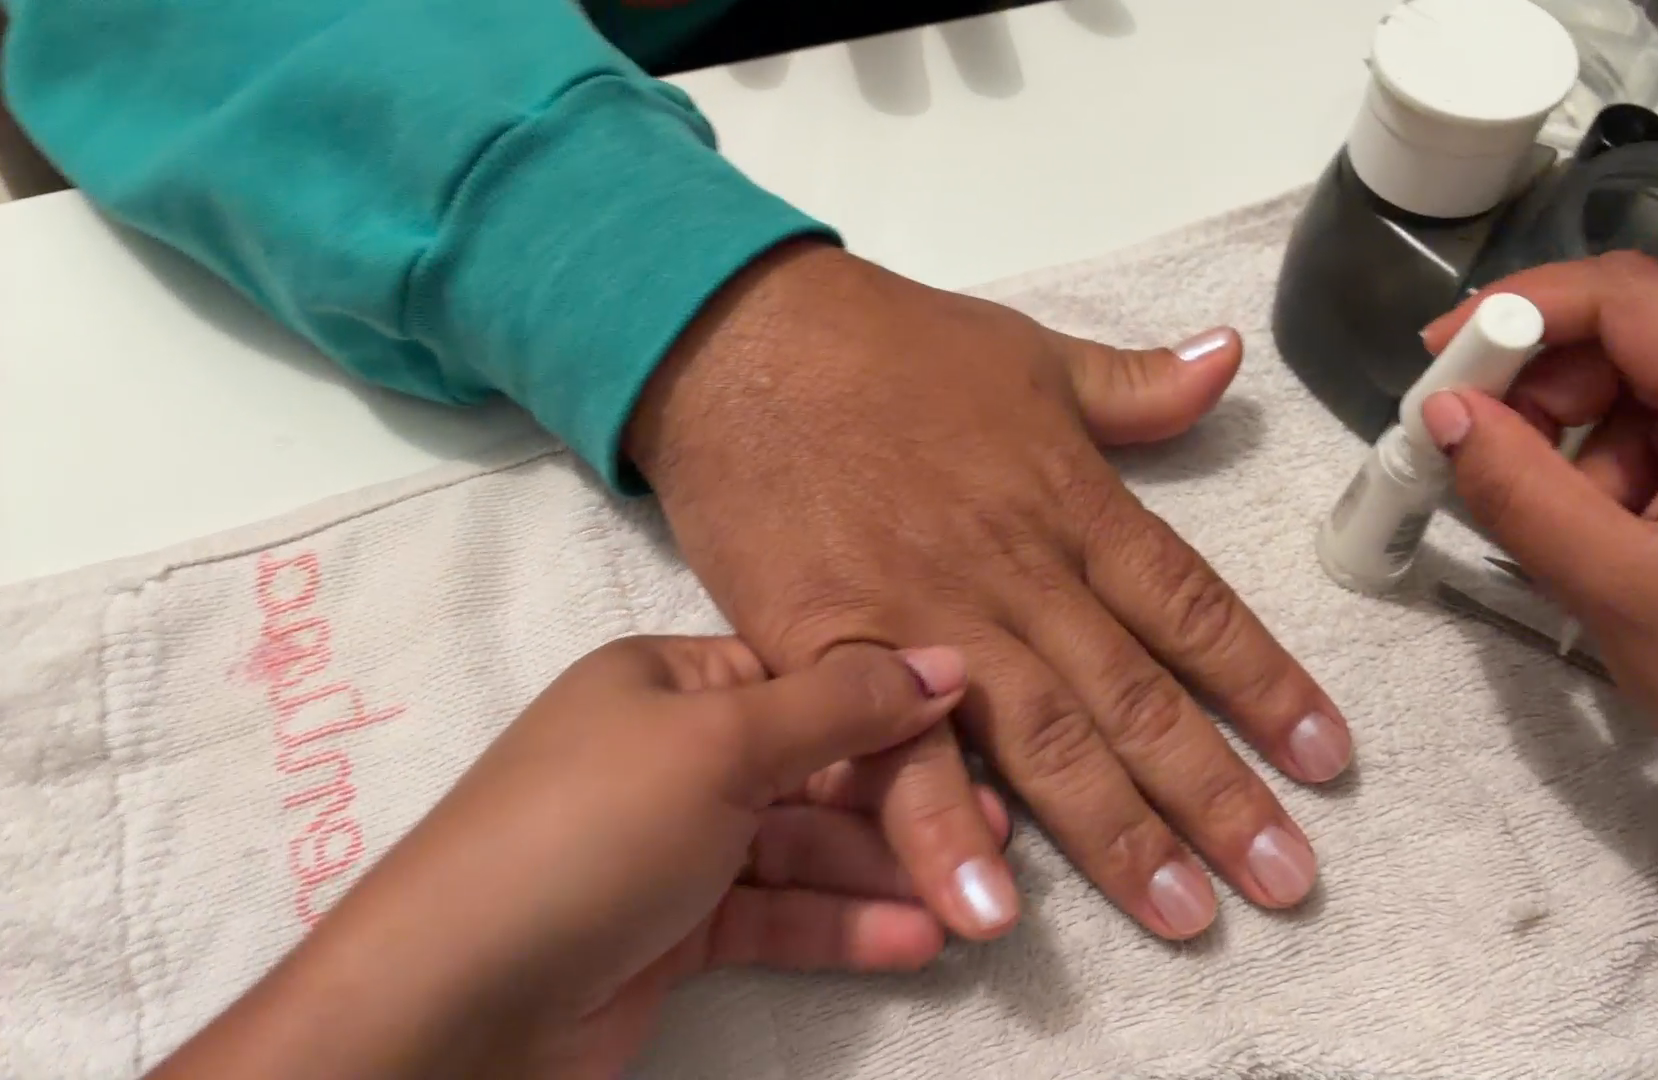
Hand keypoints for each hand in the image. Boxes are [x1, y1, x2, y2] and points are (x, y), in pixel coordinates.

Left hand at [147, 638, 1003, 1079]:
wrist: (440, 1024)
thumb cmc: (593, 834)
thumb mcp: (724, 744)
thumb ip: (843, 703)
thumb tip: (948, 662)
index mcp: (675, 681)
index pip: (811, 683)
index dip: (892, 712)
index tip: (975, 741)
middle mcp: (679, 751)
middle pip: (817, 768)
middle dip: (902, 806)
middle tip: (994, 836)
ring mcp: (680, 842)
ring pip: (806, 846)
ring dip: (885, 874)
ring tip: (974, 902)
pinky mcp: (679, 928)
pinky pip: (779, 911)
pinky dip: (843, 925)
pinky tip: (916, 942)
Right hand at [626, 241, 1348, 941]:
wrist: (748, 346)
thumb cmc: (889, 345)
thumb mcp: (1029, 352)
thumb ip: (1135, 383)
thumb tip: (1228, 361)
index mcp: (1070, 503)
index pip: (1192, 611)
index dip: (1266, 687)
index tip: (1326, 760)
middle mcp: (1017, 575)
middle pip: (1135, 698)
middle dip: (1216, 794)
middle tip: (1286, 882)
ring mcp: (929, 618)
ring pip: (1042, 739)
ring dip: (1115, 835)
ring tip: (1184, 915)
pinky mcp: (836, 648)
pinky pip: (899, 750)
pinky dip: (943, 828)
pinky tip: (986, 909)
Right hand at [1420, 252, 1657, 1073]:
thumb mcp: (1616, 592)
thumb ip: (1517, 491)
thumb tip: (1442, 410)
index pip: (1628, 296)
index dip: (1516, 308)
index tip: (1437, 356)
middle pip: (1641, 336)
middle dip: (1545, 393)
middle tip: (1490, 466)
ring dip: (1587, 445)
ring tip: (1576, 532)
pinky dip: (1633, 468)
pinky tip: (1625, 537)